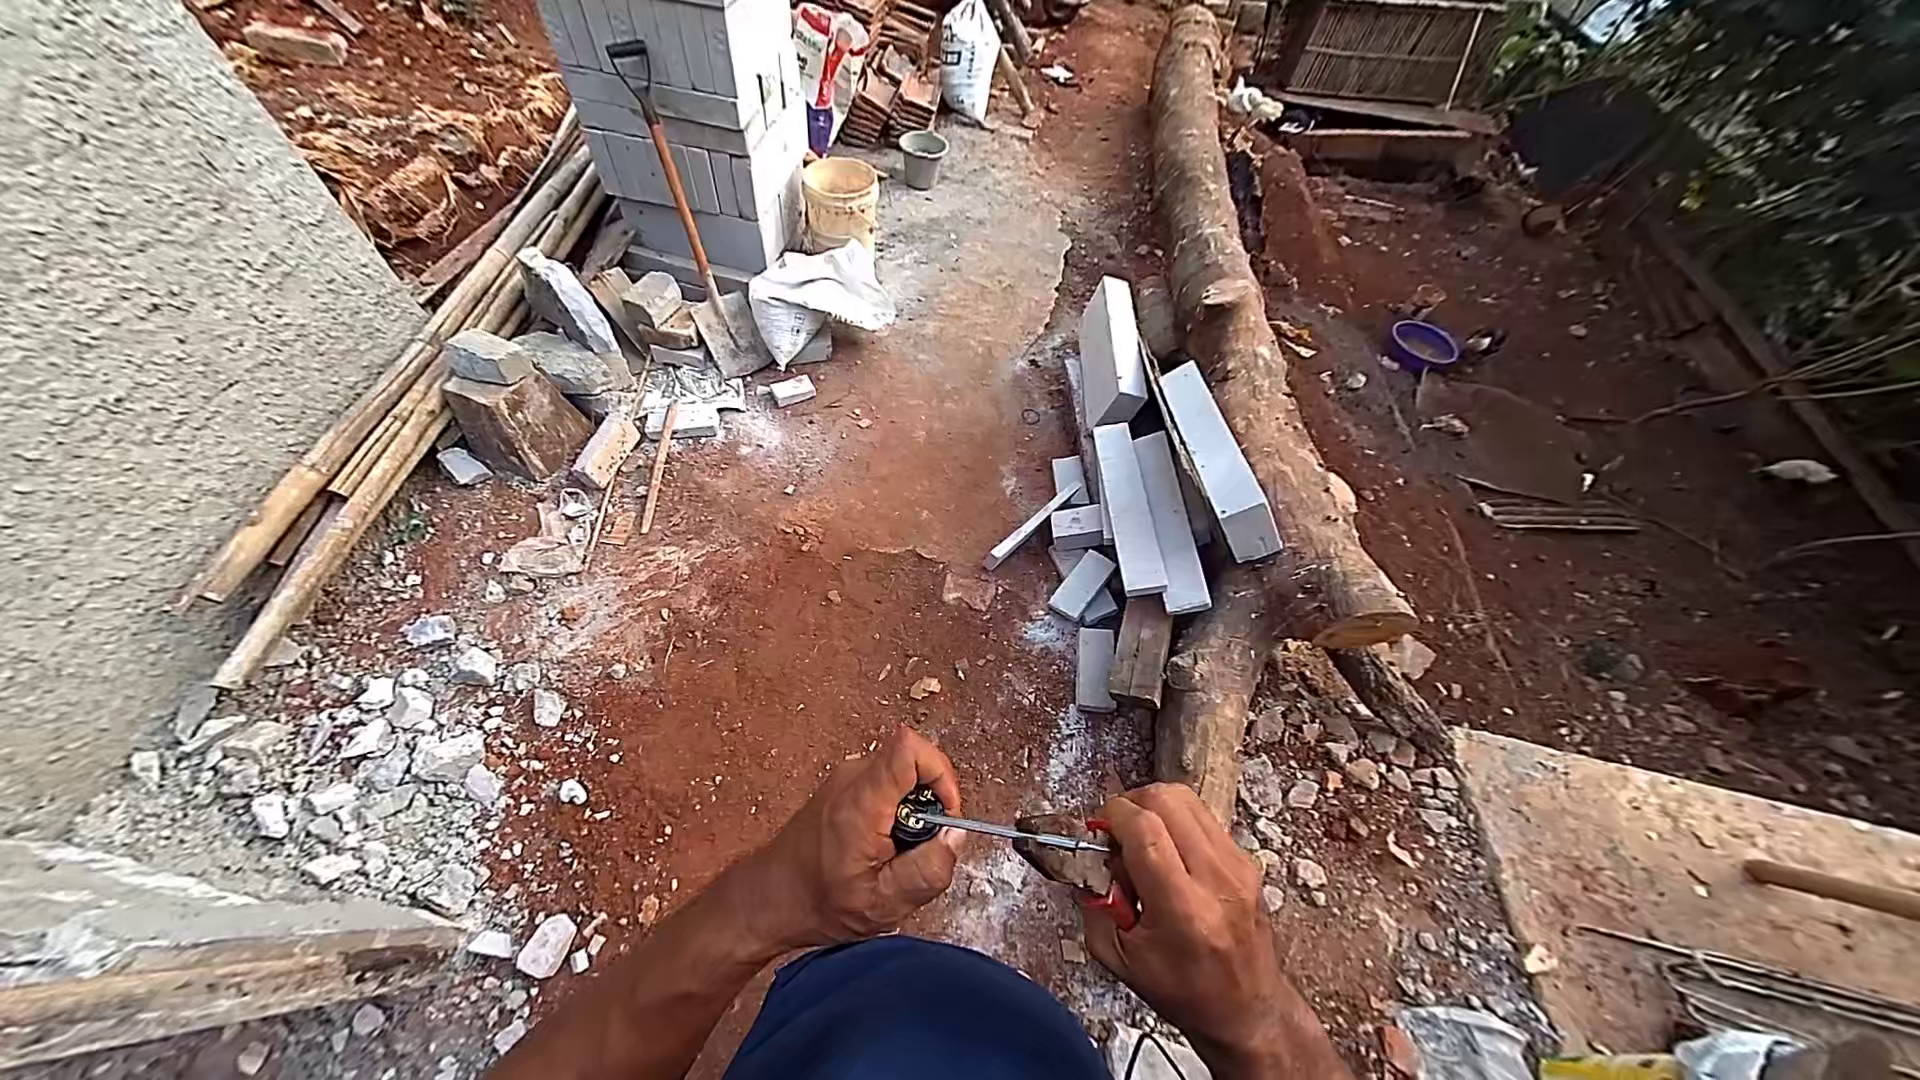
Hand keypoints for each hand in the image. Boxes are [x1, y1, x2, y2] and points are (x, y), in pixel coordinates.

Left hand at [734, 726, 964, 950]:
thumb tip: (955, 835)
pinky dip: (898, 806)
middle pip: (914, 758)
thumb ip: (927, 870)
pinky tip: (882, 843)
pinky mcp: (845, 782)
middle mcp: (852, 777)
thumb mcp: (883, 904)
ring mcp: (847, 776)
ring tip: (897, 848)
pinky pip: (888, 779)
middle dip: (932, 797)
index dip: (941, 772)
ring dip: (915, 805)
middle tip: (921, 841)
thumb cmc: (818, 903)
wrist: (769, 897)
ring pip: (903, 770)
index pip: (910, 747)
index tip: (945, 812)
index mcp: (862, 801)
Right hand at [1081, 783, 1297, 1074]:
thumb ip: (1095, 900)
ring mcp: (1236, 865)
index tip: (1100, 828)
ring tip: (1143, 838)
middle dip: (1130, 804)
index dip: (1113, 815)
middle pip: (1164, 799)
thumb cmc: (1186, 992)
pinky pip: (1200, 813)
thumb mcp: (1120, 958)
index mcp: (1183, 910)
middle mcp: (1215, 880)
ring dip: (1152, 807)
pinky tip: (1168, 847)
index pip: (1144, 830)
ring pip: (1183, 796)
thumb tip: (1091, 854)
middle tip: (1119, 832)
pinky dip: (1175, 819)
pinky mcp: (1245, 858)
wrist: (1248, 1012)